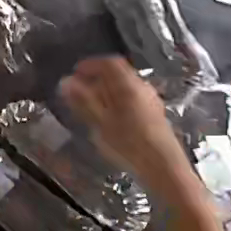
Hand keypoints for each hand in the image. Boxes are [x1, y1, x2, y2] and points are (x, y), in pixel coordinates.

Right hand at [59, 56, 193, 194]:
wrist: (164, 167)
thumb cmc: (129, 144)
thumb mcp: (100, 123)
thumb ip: (83, 101)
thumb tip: (65, 82)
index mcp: (129, 85)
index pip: (110, 63)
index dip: (91, 64)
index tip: (75, 72)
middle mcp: (142, 88)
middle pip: (119, 74)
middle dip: (97, 78)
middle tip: (80, 90)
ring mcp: (151, 101)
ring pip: (126, 87)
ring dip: (107, 91)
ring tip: (92, 106)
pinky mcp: (155, 115)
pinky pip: (133, 99)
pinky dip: (118, 101)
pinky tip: (110, 119)